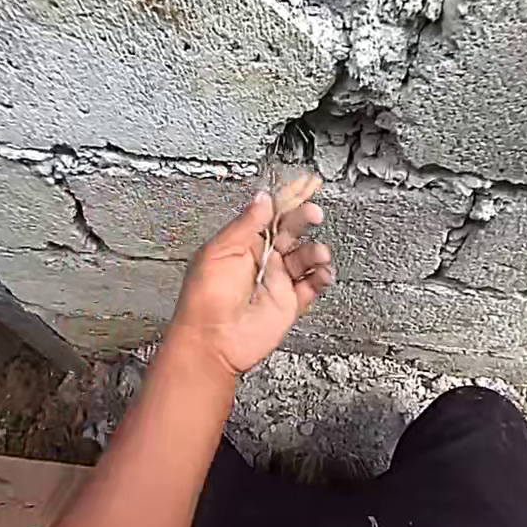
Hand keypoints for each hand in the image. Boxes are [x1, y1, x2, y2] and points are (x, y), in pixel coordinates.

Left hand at [163, 175, 335, 377]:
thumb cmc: (205, 300)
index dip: (288, 198)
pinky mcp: (289, 302)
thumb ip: (245, 224)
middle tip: (313, 213)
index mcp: (243, 243)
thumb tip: (262, 199)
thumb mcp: (219, 252)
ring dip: (315, 251)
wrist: (212, 342)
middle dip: (304, 219)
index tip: (305, 184)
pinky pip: (312, 285)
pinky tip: (322, 273)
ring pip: (305, 257)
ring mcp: (277, 280)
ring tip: (317, 253)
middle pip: (291, 231)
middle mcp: (262, 259)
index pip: (270, 214)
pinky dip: (321, 277)